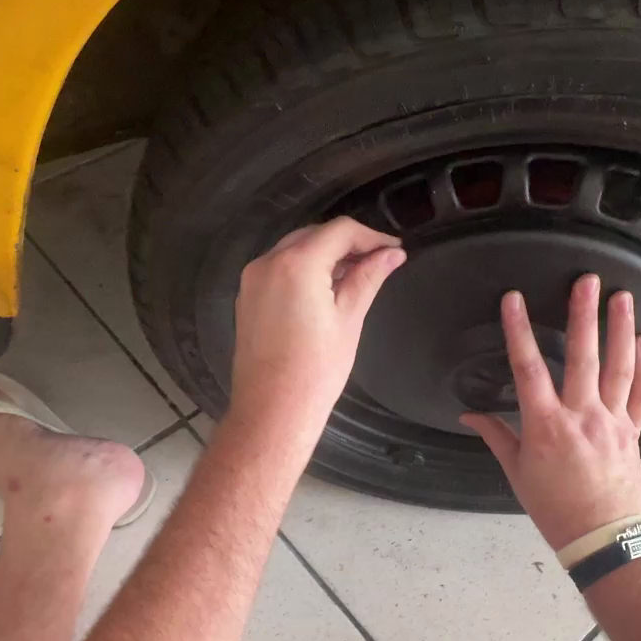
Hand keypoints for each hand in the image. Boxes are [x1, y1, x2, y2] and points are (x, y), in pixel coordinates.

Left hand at [228, 217, 405, 434]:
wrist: (272, 410)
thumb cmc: (315, 370)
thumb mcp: (349, 319)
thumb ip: (368, 278)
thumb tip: (391, 256)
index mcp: (297, 265)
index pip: (340, 231)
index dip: (371, 236)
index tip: (394, 250)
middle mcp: (268, 263)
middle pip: (315, 234)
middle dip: (348, 243)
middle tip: (379, 261)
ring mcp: (253, 279)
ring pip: (295, 249)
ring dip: (326, 254)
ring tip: (357, 275)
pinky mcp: (247, 297)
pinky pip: (279, 268)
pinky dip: (304, 269)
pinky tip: (326, 288)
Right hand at [460, 275, 640, 550]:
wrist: (602, 536)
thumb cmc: (553, 506)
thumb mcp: (516, 471)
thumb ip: (495, 435)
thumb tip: (467, 415)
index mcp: (545, 425)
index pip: (527, 368)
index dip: (518, 331)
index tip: (514, 300)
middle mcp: (581, 416)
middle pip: (583, 357)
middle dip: (584, 315)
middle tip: (588, 281)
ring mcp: (612, 422)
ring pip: (619, 368)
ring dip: (620, 329)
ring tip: (622, 297)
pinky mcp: (633, 431)